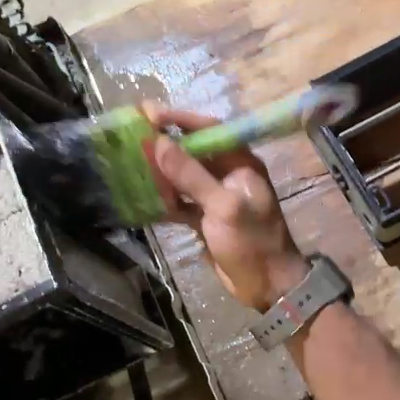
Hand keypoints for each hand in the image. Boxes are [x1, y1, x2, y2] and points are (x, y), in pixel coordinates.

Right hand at [144, 105, 310, 311]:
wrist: (268, 286)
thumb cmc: (252, 241)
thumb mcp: (222, 205)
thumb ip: (191, 174)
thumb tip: (160, 143)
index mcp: (241, 163)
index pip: (209, 130)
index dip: (180, 120)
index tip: (149, 114)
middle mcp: (229, 174)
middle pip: (193, 152)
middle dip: (166, 145)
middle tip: (133, 138)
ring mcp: (217, 197)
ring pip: (184, 177)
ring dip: (161, 172)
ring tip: (130, 163)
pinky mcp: (207, 219)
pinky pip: (182, 202)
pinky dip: (165, 200)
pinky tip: (142, 197)